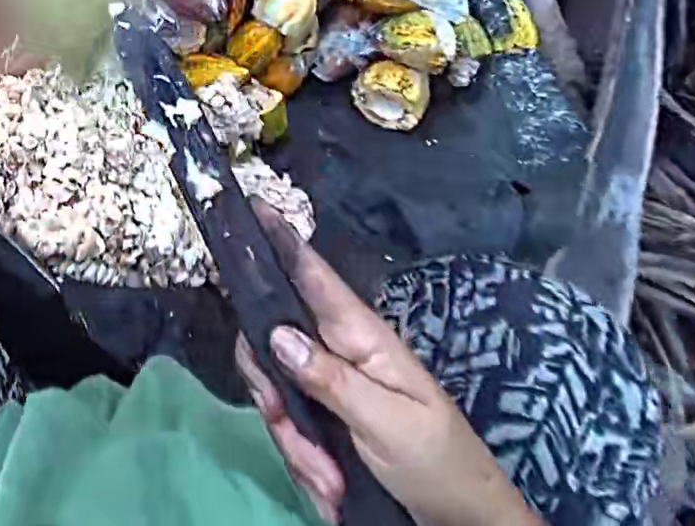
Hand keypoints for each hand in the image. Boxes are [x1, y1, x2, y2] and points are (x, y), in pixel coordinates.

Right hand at [234, 205, 540, 525]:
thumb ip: (331, 378)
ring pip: (272, 384)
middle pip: (268, 337)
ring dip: (292, 439)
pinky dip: (300, 458)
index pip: (313, 274)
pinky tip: (330, 488)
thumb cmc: (441, 464)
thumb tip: (274, 334)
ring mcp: (325, 380)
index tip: (253, 206)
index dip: (282, 239)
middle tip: (283, 422)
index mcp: (358, 334)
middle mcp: (334, 347)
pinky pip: (285, 421)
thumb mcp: (391, 425)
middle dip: (270, 388)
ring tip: (328, 481)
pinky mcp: (320, 413)